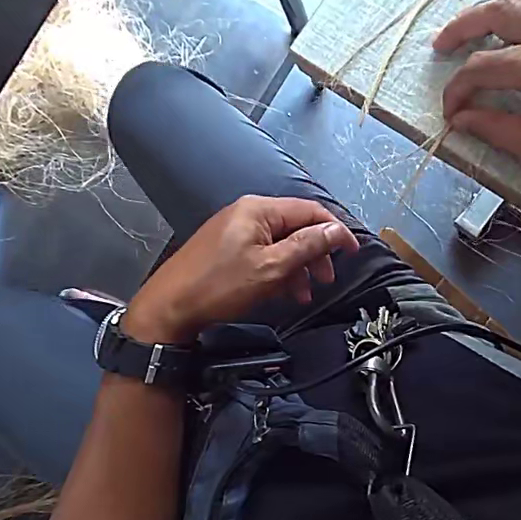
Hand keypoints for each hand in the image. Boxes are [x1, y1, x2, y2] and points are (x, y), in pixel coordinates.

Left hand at [123, 196, 359, 342]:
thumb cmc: (218, 287)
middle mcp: (247, 213)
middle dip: (316, 253)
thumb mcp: (272, 267)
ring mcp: (235, 230)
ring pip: (281, 243)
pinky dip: (279, 271)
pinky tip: (284, 292)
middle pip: (297, 227)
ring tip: (304, 293)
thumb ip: (308, 246)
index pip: (310, 211)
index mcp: (259, 210)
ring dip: (299, 267)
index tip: (351, 253)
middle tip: (326, 279)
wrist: (169, 309)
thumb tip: (337, 231)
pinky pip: (264, 253)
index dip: (336, 231)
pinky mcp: (227, 249)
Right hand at [433, 0, 520, 205]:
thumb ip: (495, 130)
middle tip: (441, 45)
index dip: (458, 89)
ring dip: (494, 7)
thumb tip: (460, 119)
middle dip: (463, 26)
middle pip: (500, 11)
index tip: (450, 113)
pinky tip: (520, 17)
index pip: (484, 67)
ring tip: (473, 26)